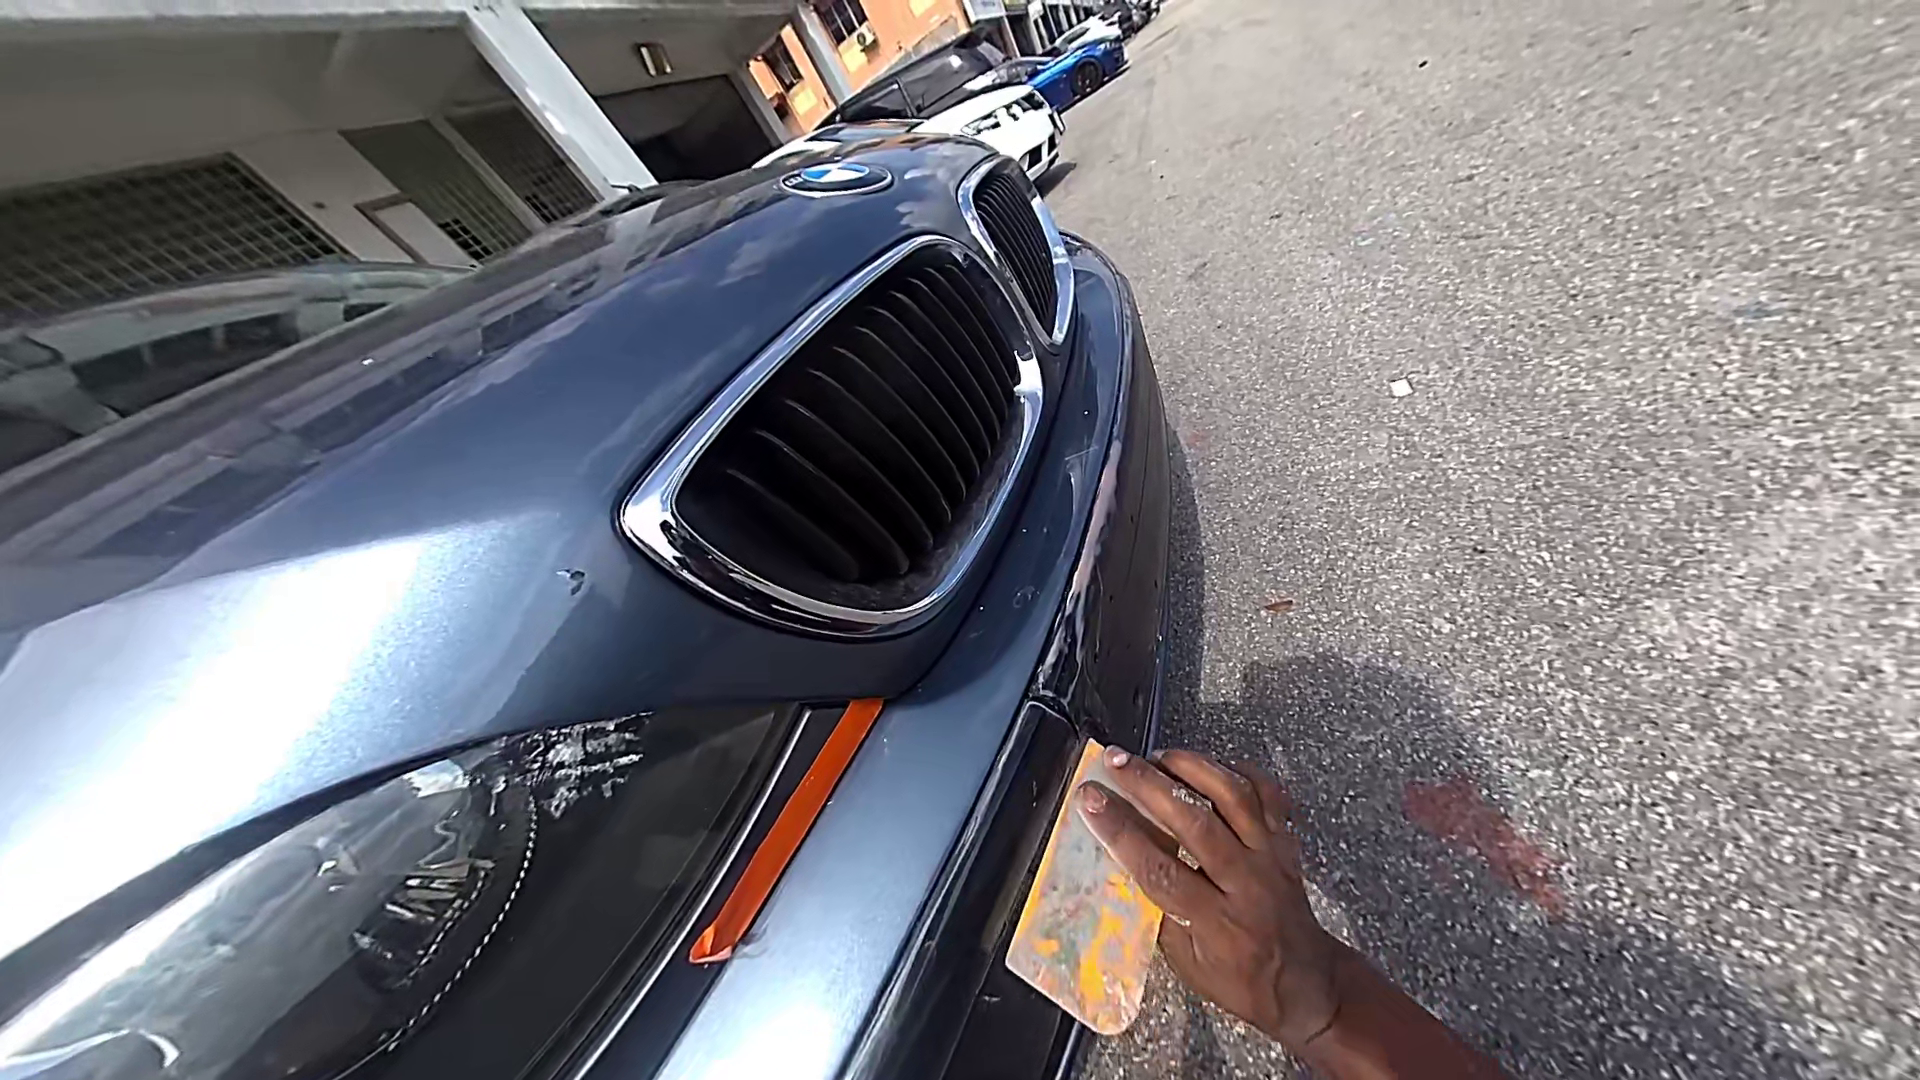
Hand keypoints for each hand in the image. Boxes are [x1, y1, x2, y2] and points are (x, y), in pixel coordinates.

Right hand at [1075, 748, 1340, 1049]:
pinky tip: (1207, 764)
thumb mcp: (1185, 963)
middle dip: (1148, 785)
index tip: (1091, 798)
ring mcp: (1271, 856)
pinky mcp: (1286, 839)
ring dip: (1190, 766)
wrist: (1311, 985)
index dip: (1120, 829)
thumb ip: (1154, 908)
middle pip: (1195, 822)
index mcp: (1217, 923)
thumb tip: (1116, 851)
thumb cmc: (1239, 979)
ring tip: (1157, 755)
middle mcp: (1247, 883)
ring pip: (1233, 796)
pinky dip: (1236, 769)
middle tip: (1116, 760)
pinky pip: (1266, 791)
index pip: (1159, 868)